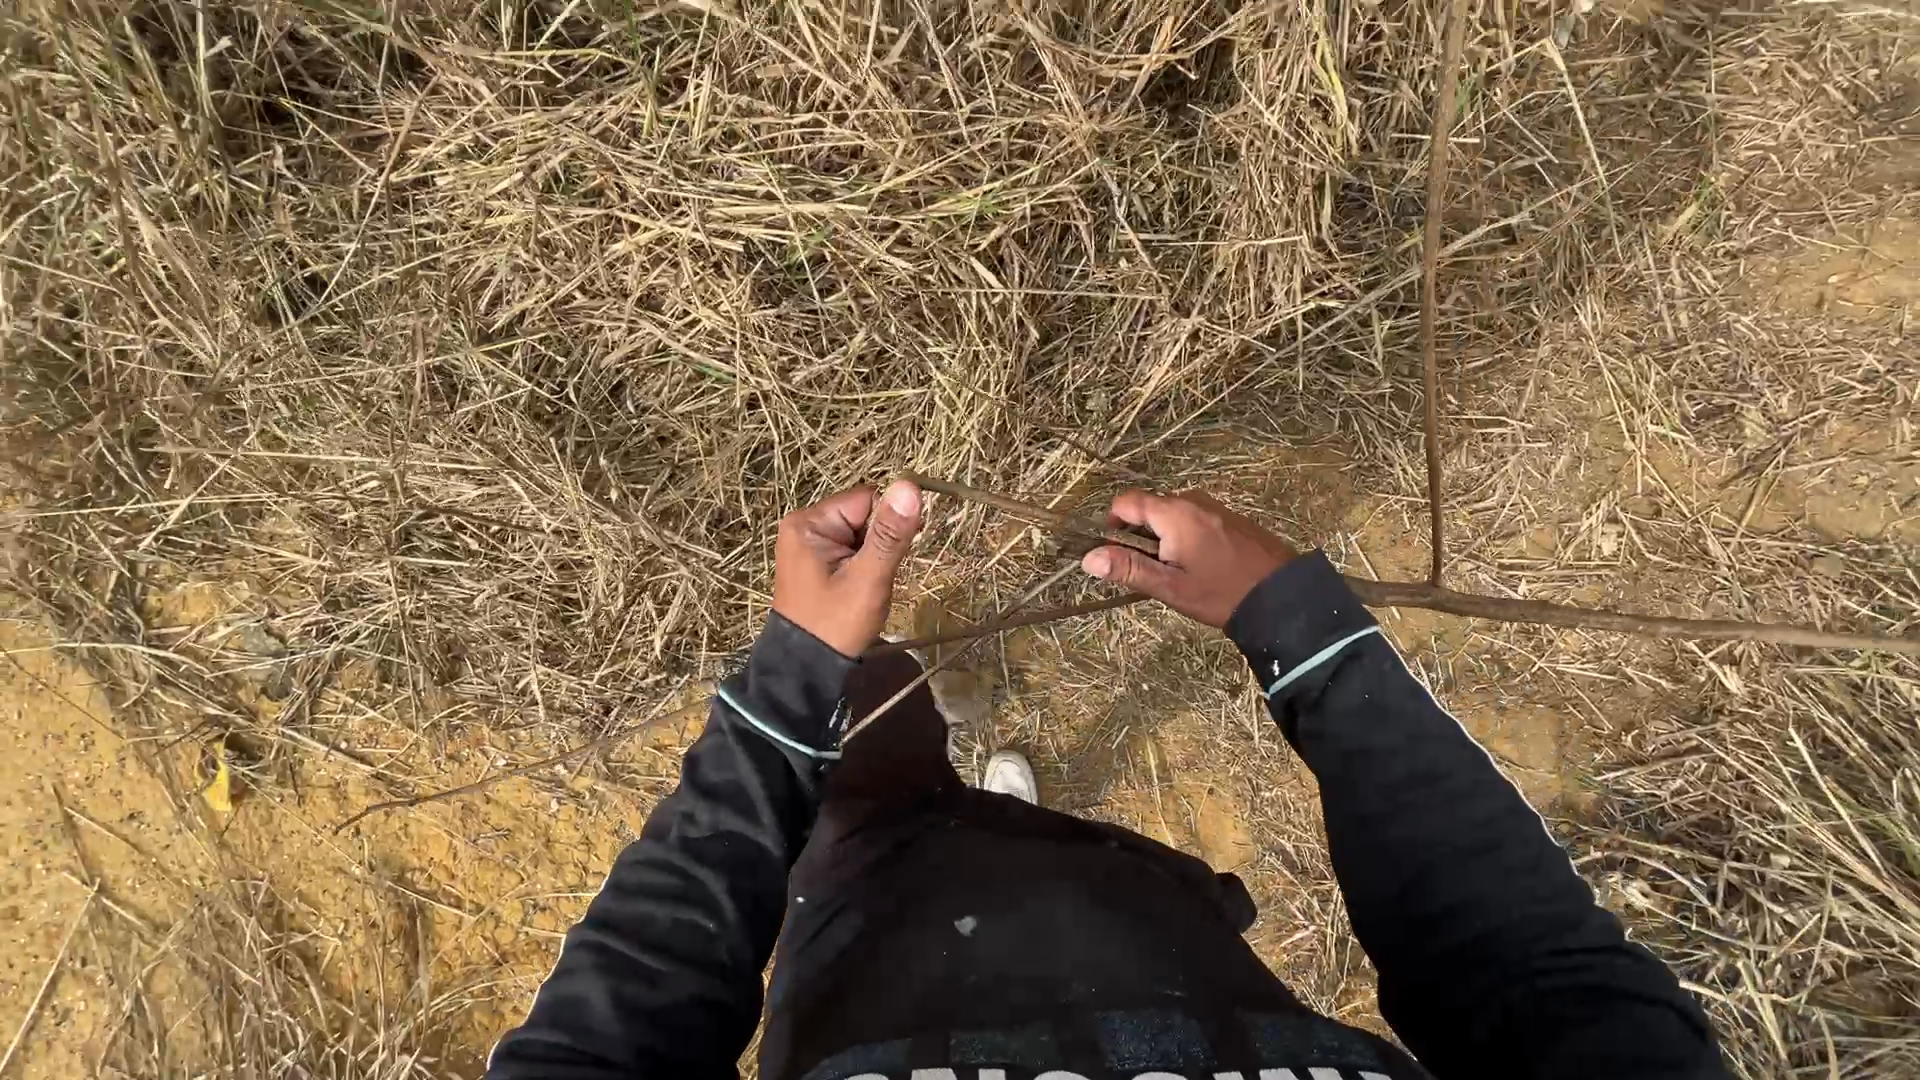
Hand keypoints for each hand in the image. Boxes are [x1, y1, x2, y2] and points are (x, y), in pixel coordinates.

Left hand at [772, 480, 922, 656]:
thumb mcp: (868, 579)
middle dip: (880, 543)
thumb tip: (909, 486)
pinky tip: (857, 587)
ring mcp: (807, 542)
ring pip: (861, 532)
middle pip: (864, 514)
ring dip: (873, 556)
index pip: (868, 500)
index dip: (888, 526)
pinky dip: (862, 564)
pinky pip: (851, 547)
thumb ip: (890, 534)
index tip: (885, 561)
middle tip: (872, 578)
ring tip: (864, 586)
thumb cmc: (836, 624)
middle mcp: (803, 524)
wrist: (806, 667)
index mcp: (809, 522)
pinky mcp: (815, 559)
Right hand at [1080, 490, 1295, 627]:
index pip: (1127, 502)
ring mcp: (1216, 508)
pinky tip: (1199, 566)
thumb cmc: (1221, 593)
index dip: (1112, 522)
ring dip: (1163, 537)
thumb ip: (1128, 569)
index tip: (1113, 550)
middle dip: (1139, 534)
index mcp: (1174, 513)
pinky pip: (1195, 519)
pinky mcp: (1232, 519)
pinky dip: (1185, 536)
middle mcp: (1193, 501)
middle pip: (1150, 508)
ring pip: (1173, 515)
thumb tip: (1088, 558)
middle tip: (1147, 570)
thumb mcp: (1170, 587)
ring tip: (1175, 571)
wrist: (1284, 597)